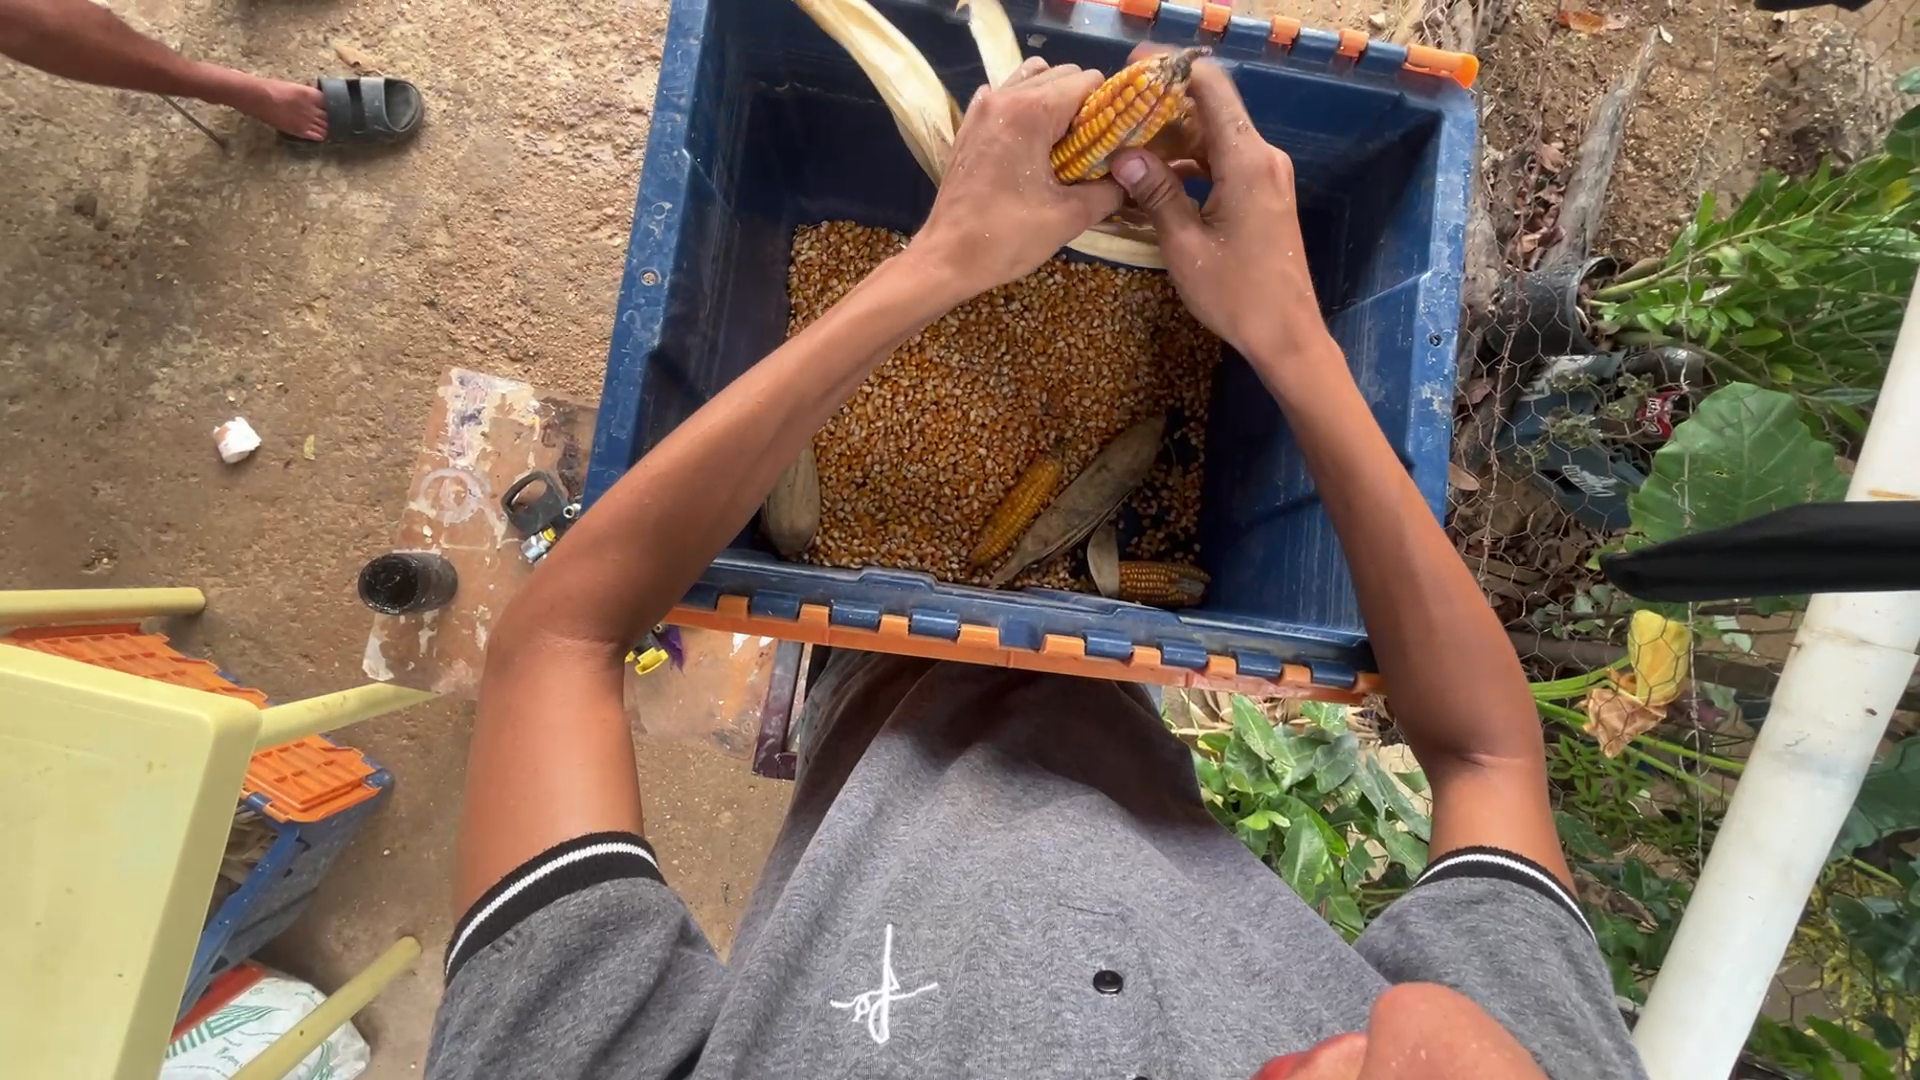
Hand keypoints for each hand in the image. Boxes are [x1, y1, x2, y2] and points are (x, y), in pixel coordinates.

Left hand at [909, 57, 1125, 297]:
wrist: (946, 260)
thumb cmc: (1004, 239)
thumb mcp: (1068, 219)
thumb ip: (1107, 192)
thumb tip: (1127, 180)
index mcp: (1031, 112)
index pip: (1088, 82)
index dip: (1109, 109)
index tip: (1113, 142)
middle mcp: (1004, 97)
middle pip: (1061, 76)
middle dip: (1083, 108)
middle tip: (1090, 151)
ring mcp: (981, 110)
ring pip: (1031, 81)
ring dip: (1053, 106)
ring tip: (1060, 149)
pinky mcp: (969, 128)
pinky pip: (1006, 101)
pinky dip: (1025, 114)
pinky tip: (1030, 152)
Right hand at [1106, 59, 1332, 369]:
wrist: (1285, 332)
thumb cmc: (1234, 293)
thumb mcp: (1185, 245)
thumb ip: (1157, 194)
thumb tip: (1123, 154)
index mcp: (1246, 160)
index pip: (1211, 88)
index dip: (1172, 71)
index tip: (1132, 72)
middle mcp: (1262, 157)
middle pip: (1212, 112)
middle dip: (1165, 110)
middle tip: (1118, 117)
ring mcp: (1266, 177)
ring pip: (1217, 141)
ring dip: (1176, 143)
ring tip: (1129, 151)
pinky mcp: (1264, 198)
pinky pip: (1225, 166)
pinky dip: (1193, 168)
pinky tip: (1159, 183)